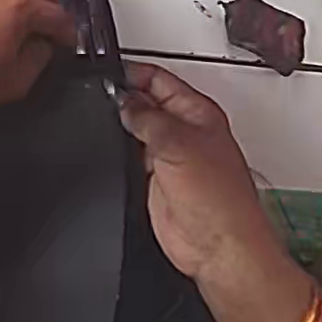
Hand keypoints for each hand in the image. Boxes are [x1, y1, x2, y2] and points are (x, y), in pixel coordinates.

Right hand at [119, 61, 312, 321]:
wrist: (218, 249)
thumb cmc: (219, 200)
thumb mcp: (175, 143)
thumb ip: (145, 116)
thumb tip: (122, 99)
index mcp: (196, 111)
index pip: (158, 78)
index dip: (133, 73)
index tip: (108, 74)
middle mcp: (183, 130)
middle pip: (146, 101)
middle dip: (125, 98)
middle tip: (103, 98)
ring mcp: (170, 154)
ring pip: (137, 128)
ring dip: (123, 126)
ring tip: (107, 123)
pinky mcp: (156, 178)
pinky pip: (132, 155)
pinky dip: (121, 151)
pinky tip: (113, 149)